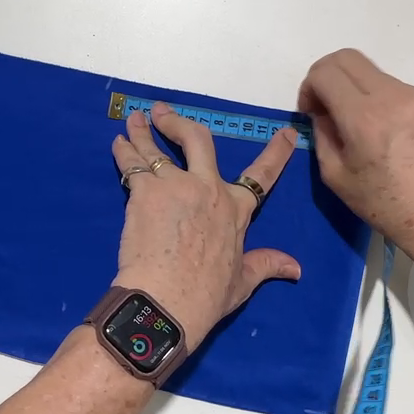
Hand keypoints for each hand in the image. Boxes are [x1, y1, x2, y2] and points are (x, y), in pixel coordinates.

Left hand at [109, 102, 301, 339]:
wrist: (168, 300)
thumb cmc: (206, 295)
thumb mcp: (243, 281)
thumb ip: (266, 266)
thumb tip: (295, 269)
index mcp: (236, 210)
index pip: (262, 176)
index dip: (276, 154)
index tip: (286, 134)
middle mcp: (208, 188)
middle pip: (198, 140)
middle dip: (180, 123)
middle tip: (162, 113)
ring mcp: (176, 185)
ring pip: (157, 149)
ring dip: (142, 133)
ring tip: (133, 121)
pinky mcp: (146, 191)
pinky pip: (133, 165)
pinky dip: (124, 153)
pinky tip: (118, 145)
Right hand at [297, 49, 413, 252]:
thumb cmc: (384, 203)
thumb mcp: (335, 176)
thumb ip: (322, 135)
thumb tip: (322, 111)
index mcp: (364, 118)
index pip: (325, 73)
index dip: (309, 87)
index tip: (311, 110)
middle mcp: (393, 97)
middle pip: (347, 58)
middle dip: (327, 76)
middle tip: (326, 104)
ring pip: (374, 73)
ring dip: (357, 90)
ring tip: (361, 126)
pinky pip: (398, 89)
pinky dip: (384, 102)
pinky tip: (391, 133)